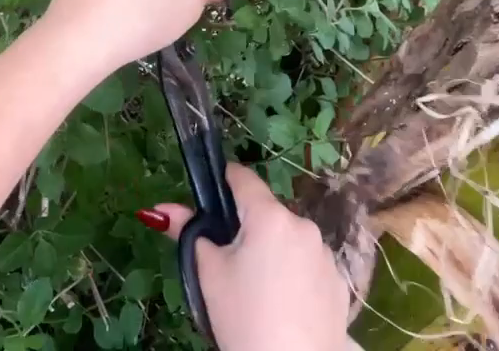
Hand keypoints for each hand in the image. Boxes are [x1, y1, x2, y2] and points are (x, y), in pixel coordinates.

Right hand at [142, 165, 355, 350]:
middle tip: (229, 264)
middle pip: (266, 214)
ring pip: (289, 241)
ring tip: (257, 291)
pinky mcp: (340, 286)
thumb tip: (158, 209)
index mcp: (269, 216)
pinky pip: (309, 267)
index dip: (223, 184)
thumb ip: (187, 230)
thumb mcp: (208, 273)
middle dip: (246, 230)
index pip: (243, 178)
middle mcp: (303, 226)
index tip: (211, 203)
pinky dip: (295, 276)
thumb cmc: (243, 318)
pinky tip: (283, 307)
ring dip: (272, 252)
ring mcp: (326, 256)